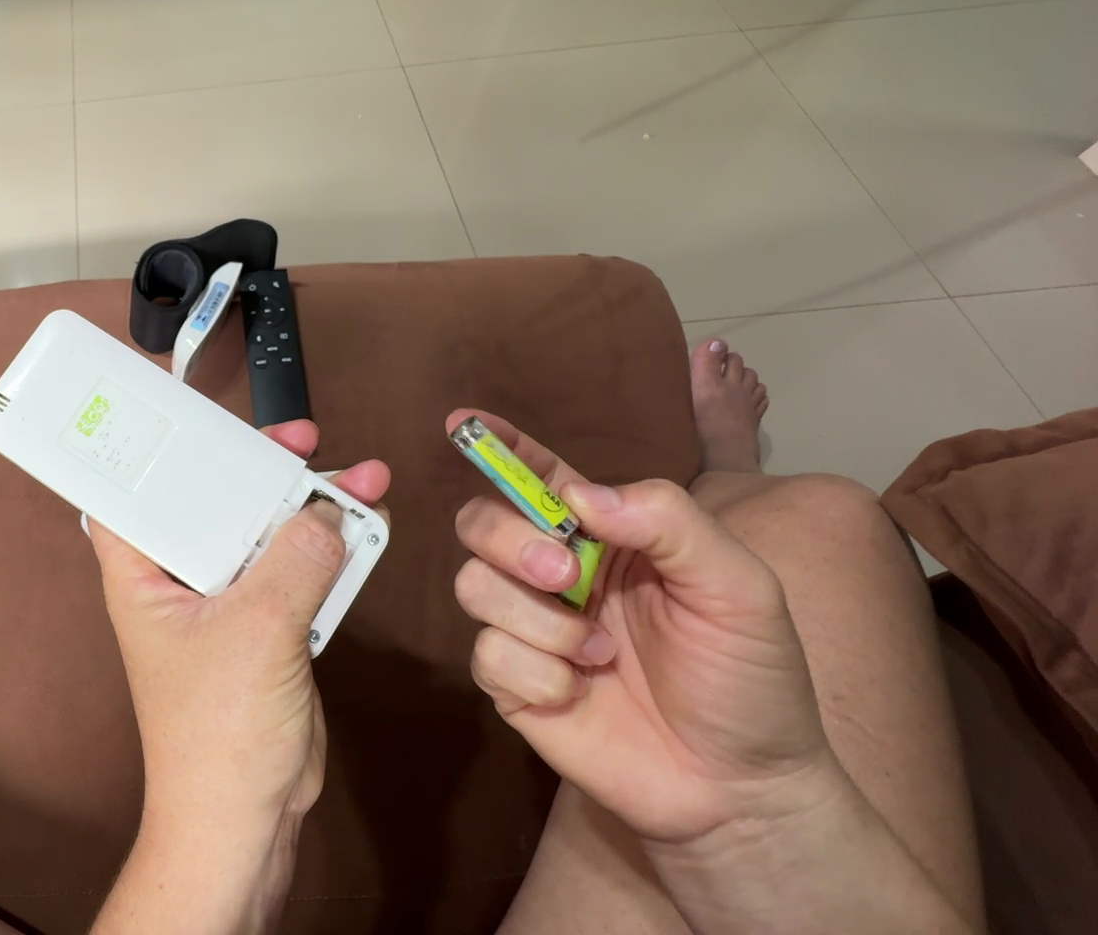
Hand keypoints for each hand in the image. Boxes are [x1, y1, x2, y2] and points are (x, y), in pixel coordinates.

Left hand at [92, 418, 390, 825]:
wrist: (249, 815)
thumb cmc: (218, 736)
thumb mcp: (256, 633)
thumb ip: (294, 562)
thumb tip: (328, 512)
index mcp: (144, 572)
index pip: (139, 489)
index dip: (168, 449)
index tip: (205, 418)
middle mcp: (181, 577)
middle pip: (217, 500)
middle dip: (262, 470)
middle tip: (302, 441)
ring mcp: (227, 599)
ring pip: (265, 531)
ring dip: (309, 505)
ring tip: (359, 476)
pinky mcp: (267, 619)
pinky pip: (298, 567)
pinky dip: (331, 546)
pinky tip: (366, 523)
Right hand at [446, 409, 832, 846]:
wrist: (739, 787)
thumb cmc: (749, 677)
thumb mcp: (738, 587)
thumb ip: (668, 521)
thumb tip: (579, 494)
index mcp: (602, 538)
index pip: (537, 477)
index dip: (498, 447)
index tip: (464, 425)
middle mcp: (552, 573)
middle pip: (478, 523)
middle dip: (508, 541)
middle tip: (563, 576)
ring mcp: (525, 626)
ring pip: (472, 586)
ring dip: (537, 621)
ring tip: (597, 654)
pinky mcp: (508, 681)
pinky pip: (486, 654)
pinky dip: (536, 673)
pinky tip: (579, 691)